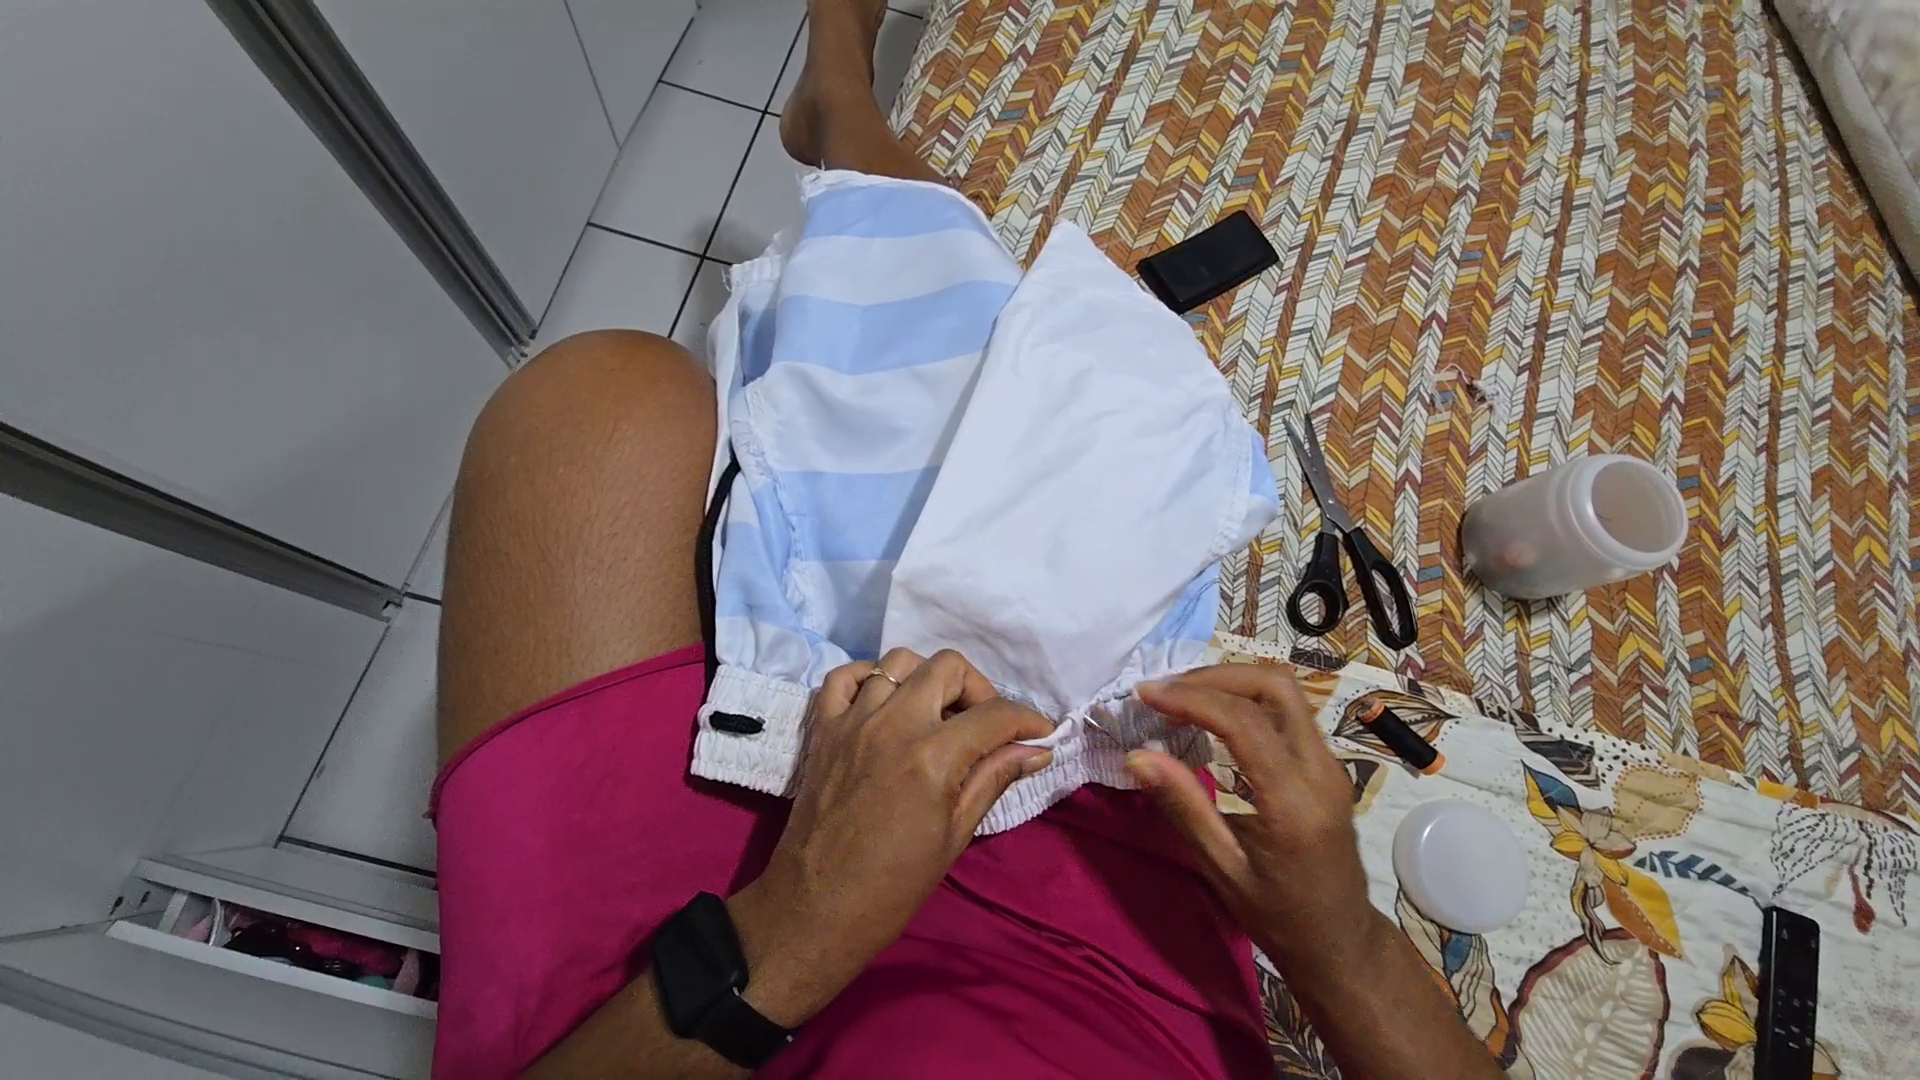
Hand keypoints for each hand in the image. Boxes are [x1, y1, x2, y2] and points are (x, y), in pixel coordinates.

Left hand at [730, 648, 1051, 1025]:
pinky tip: (884, 704)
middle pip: (949, 667)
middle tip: (984, 725)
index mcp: (932, 756)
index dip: (1027, 721)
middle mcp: (893, 724)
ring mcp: (852, 721)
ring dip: (927, 680)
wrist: (815, 912)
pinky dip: (868, 679)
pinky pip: (844, 677)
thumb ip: (994, 778)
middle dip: (979, 689)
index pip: (995, 715)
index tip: (1039, 734)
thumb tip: (1036, 750)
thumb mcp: (955, 835)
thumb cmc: (893, 886)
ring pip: (898, 662)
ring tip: (936, 714)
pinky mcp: (823, 728)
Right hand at [1126, 664, 1384, 977]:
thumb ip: (1184, 807)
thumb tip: (1137, 756)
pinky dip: (1243, 699)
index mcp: (1294, 802)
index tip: (1146, 695)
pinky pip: (1286, 710)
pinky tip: (1209, 715)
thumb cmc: (1278, 915)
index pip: (1244, 722)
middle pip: (1275, 687)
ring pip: (1283, 691)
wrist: (1340, 941)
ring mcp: (1329, 763)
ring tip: (1181, 697)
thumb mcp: (1222, 870)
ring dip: (1229, 681)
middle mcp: (1321, 771)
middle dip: (1214, 676)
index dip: (1191, 699)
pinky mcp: (1325, 763)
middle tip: (1166, 691)